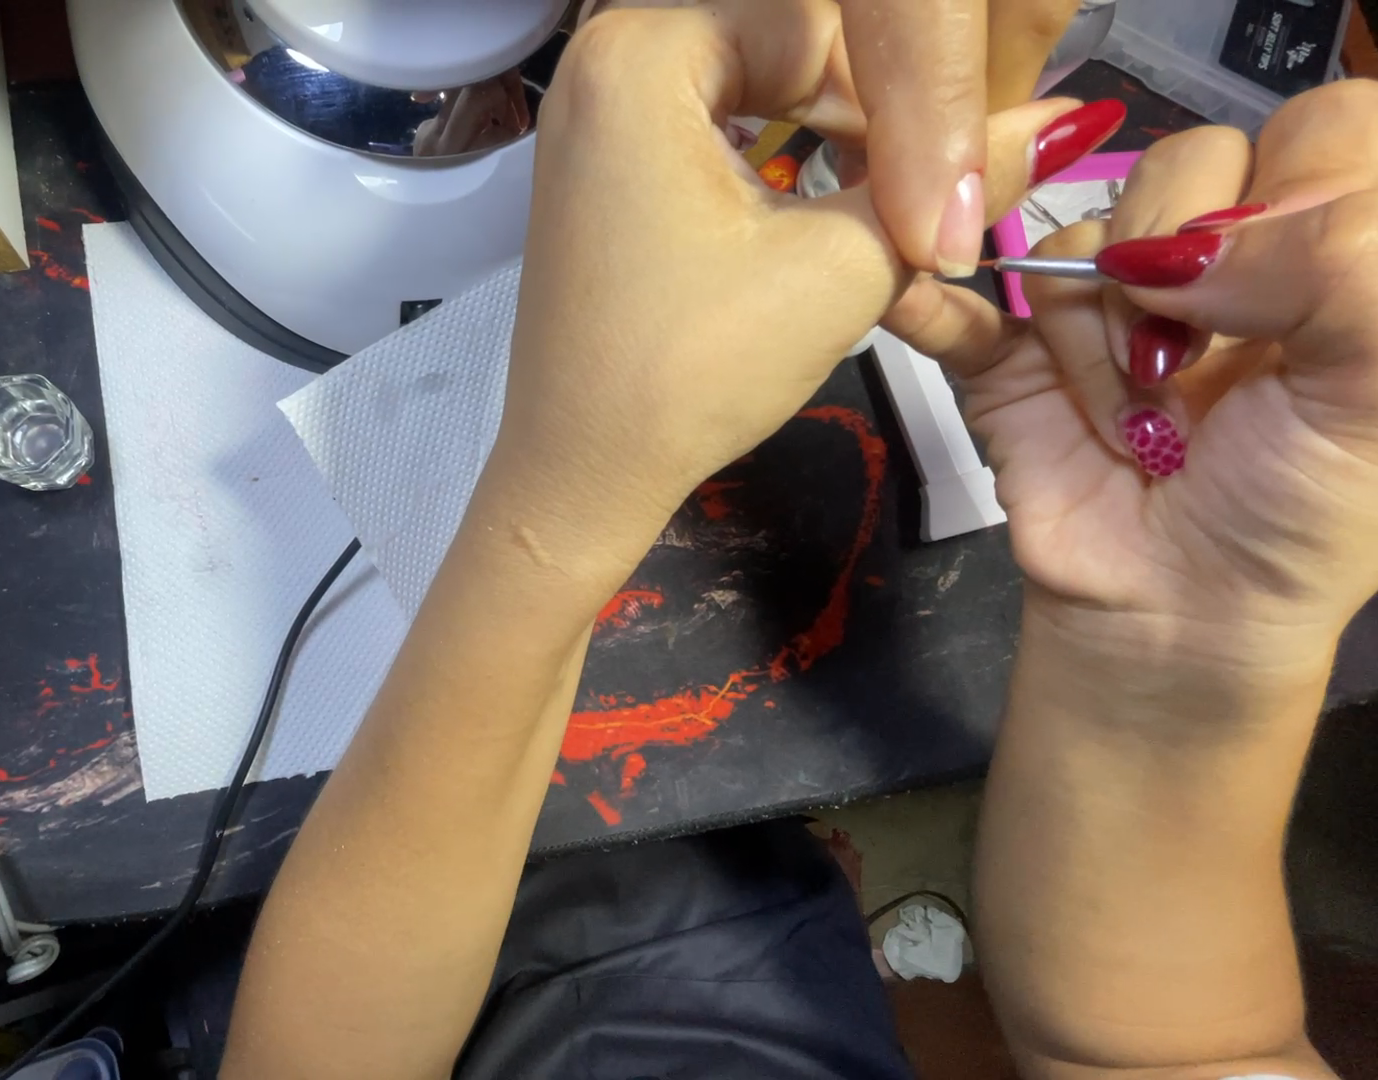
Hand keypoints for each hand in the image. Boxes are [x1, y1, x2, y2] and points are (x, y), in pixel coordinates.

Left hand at [488, 2, 1100, 565]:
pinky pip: (698, 132)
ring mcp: (583, 128)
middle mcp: (596, 66)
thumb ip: (957, 180)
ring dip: (823, 132)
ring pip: (744, 86)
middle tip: (930, 179)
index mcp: (640, 50)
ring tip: (875, 198)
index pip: (830, 19)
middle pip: (782, 40)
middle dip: (868, 106)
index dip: (914, 92)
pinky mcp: (590, 182)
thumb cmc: (692, 373)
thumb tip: (1065, 119)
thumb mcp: (838, 268)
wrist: (582, 473)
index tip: (961, 165)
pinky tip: (800, 204)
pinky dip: (762, 157)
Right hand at [886, 81, 1377, 675]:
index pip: (1317, 128)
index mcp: (1325, 245)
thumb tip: (1163, 251)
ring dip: (1092, 345)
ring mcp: (1093, 307)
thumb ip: (1338, 266)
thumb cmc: (1303, 498)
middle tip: (1187, 366)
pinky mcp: (1004, 358)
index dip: (1293, 192)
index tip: (1285, 297)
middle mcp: (1207, 259)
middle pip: (1176, 171)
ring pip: (1069, 251)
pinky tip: (909, 294)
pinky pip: (955, 308)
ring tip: (1122, 419)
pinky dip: (927, 302)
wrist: (1167, 600)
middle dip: (1178, 275)